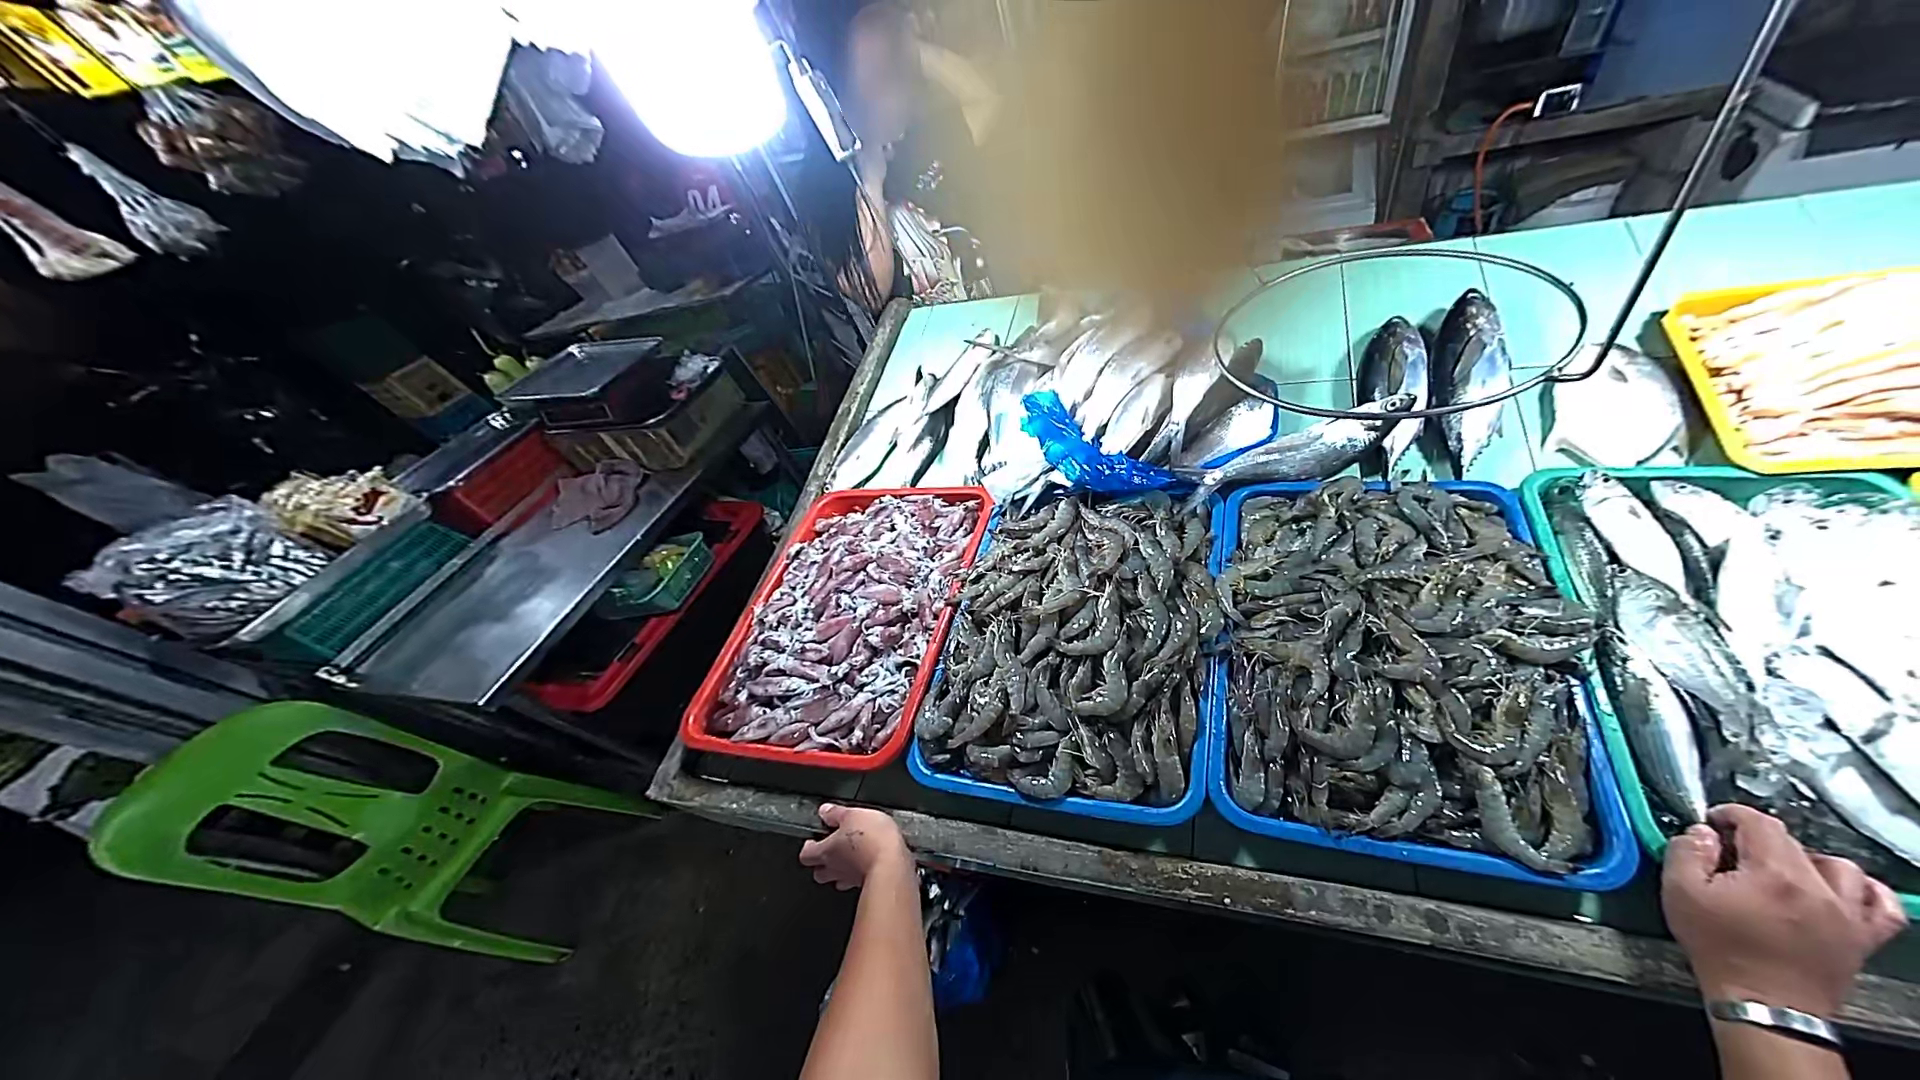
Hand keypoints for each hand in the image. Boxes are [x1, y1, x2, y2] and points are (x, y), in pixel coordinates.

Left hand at [799, 804, 911, 890]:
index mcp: (826, 851)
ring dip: (840, 869)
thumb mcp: (853, 814)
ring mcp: (850, 879)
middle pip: (818, 872)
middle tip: (829, 849)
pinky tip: (867, 861)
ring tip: (849, 855)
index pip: (806, 854)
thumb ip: (836, 813)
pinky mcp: (866, 883)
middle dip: (820, 863)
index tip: (813, 839)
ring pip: (836, 879)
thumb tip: (825, 811)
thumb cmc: (872, 841)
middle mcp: (835, 868)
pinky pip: (856, 880)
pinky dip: (859, 872)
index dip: (808, 847)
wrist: (892, 865)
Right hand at [1662, 804, 1906, 1017]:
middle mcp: (1820, 890)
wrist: (1763, 999)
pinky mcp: (1863, 936)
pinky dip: (1864, 889)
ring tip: (1779, 868)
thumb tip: (1702, 833)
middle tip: (1729, 851)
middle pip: (1794, 843)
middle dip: (1757, 838)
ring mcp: (1850, 915)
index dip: (1731, 814)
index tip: (1711, 822)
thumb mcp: (1679, 890)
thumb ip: (1686, 852)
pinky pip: (1883, 904)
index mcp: (1775, 875)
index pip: (1761, 824)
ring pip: (1840, 867)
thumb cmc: (1718, 943)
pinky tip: (1839, 888)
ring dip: (1806, 859)